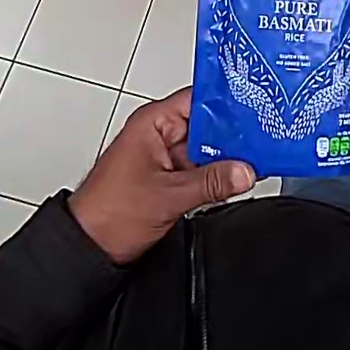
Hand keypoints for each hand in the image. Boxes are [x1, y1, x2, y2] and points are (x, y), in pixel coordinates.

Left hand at [69, 87, 254, 263]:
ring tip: (255, 156)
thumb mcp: (167, 196)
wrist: (86, 250)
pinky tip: (236, 176)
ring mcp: (165, 156)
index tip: (254, 105)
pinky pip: (199, 166)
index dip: (226, 101)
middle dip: (232, 132)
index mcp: (153, 122)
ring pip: (205, 147)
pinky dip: (216, 172)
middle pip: (206, 123)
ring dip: (225, 155)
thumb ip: (211, 182)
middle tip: (263, 135)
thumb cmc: (107, 214)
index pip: (197, 99)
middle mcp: (160, 133)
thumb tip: (245, 171)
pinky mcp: (168, 176)